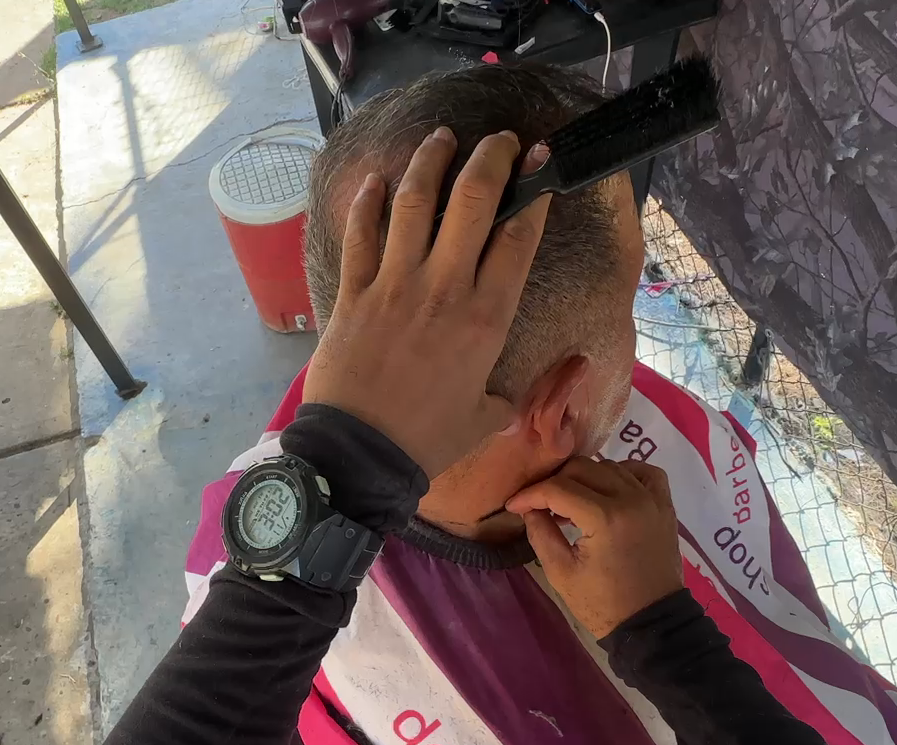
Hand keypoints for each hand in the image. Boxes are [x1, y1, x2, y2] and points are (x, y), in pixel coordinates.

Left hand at [302, 127, 553, 477]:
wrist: (360, 453)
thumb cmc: (427, 441)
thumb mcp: (484, 420)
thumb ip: (505, 396)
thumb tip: (512, 393)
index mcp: (486, 318)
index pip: (517, 237)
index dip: (534, 192)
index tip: (542, 164)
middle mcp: (444, 287)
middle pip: (472, 200)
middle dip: (491, 158)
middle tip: (498, 141)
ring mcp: (394, 284)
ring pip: (414, 202)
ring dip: (430, 161)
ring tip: (441, 138)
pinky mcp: (353, 292)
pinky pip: (360, 234)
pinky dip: (367, 202)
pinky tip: (376, 180)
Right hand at [506, 458, 685, 637]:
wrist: (650, 622)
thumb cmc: (601, 603)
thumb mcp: (560, 572)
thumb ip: (540, 533)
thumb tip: (528, 507)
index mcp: (604, 519)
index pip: (558, 489)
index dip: (530, 494)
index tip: (514, 505)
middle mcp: (631, 499)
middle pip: (582, 468)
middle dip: (554, 483)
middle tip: (540, 504)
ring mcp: (652, 500)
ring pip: (610, 466)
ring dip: (585, 478)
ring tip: (571, 502)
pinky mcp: (665, 506)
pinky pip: (644, 472)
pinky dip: (624, 472)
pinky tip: (608, 488)